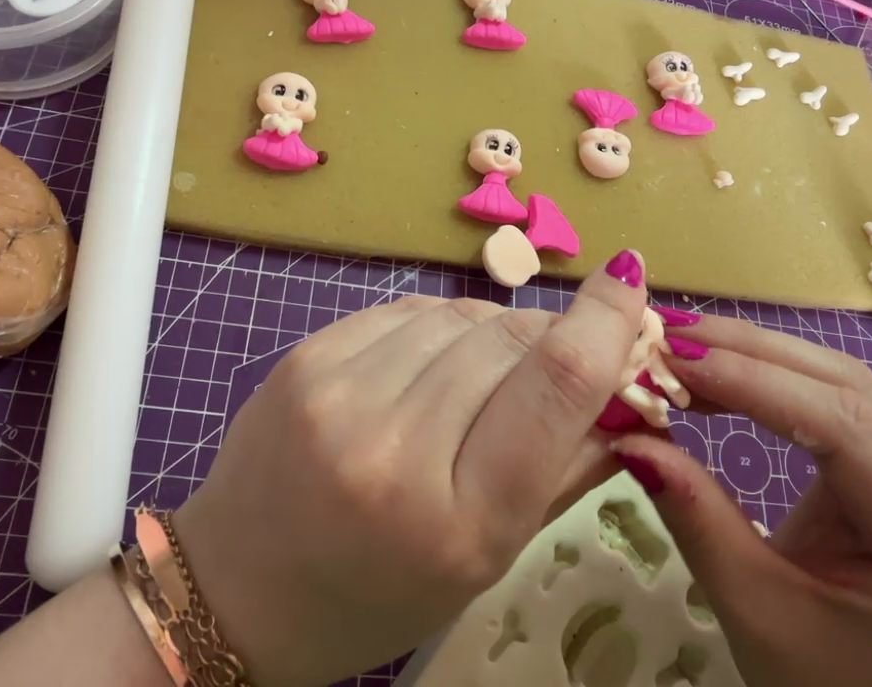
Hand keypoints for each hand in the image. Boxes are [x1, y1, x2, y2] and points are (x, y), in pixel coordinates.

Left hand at [172, 251, 652, 686]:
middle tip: (562, 354)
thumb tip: (630, 389)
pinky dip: (438, 328)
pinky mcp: (307, 355)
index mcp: (458, 521)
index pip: (554, 386)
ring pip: (459, 315)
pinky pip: (407, 311)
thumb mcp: (486, 559)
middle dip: (551, 336)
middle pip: (509, 340)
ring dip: (491, 333)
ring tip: (482, 376)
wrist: (239, 586)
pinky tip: (431, 364)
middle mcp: (395, 446)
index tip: (632, 278)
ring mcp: (341, 392)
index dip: (606, 320)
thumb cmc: (377, 593)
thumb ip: (567, 469)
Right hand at [611, 316, 871, 686]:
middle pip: (854, 393)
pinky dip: (777, 383)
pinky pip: (845, 409)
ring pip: (850, 389)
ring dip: (761, 358)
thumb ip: (696, 515)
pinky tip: (724, 373)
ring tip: (683, 342)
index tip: (674, 355)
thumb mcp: (753, 609)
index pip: (850, 429)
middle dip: (752, 354)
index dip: (757, 381)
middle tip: (667, 333)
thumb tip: (627, 434)